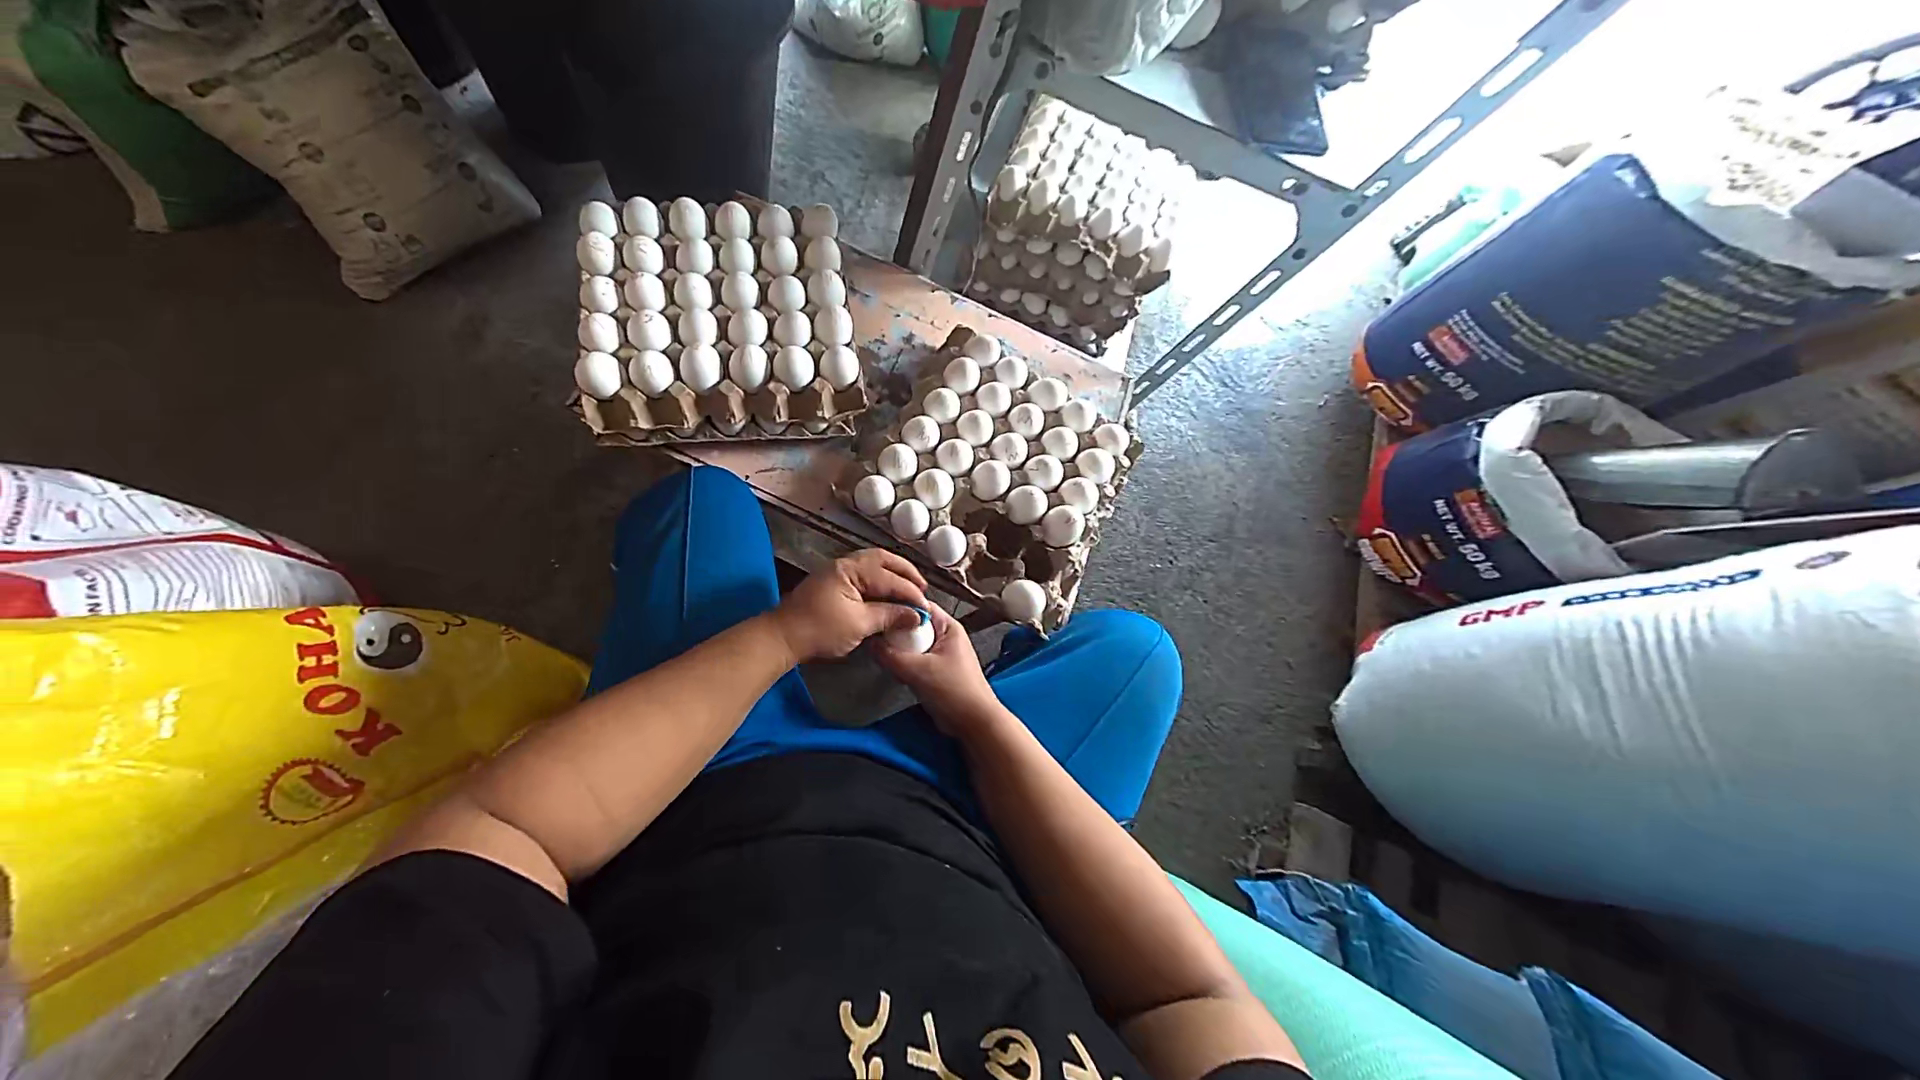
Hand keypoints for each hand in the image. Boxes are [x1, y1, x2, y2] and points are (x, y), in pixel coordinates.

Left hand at [769, 550, 929, 662]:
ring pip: (873, 563)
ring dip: (894, 573)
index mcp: (851, 570)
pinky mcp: (833, 582)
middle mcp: (844, 564)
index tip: (924, 608)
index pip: (890, 578)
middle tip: (922, 588)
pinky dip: (880, 579)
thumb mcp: (859, 625)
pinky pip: (864, 572)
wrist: (781, 638)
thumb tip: (916, 615)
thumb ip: (890, 616)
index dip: (910, 593)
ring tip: (909, 588)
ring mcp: (837, 571)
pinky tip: (888, 591)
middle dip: (906, 573)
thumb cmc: (818, 631)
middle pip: (883, 559)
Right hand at [873, 604, 1003, 736]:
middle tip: (878, 637)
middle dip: (895, 632)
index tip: (878, 612)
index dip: (898, 606)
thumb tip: (871, 643)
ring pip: (911, 644)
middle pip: (913, 625)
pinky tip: (896, 672)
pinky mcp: (934, 671)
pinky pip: (913, 660)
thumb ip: (891, 655)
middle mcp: (944, 636)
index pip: (919, 605)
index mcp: (948, 626)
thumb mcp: (918, 670)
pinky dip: (904, 665)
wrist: (973, 724)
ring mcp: (940, 654)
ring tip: (885, 656)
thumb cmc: (957, 693)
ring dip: (898, 651)